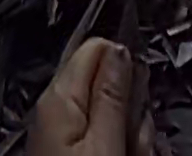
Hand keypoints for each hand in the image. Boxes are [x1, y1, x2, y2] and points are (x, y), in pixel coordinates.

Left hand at [28, 38, 144, 155]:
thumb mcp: (105, 145)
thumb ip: (112, 93)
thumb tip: (119, 46)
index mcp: (59, 95)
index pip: (97, 46)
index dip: (124, 66)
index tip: (137, 98)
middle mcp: (54, 107)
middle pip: (104, 80)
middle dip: (128, 105)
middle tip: (134, 139)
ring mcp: (58, 133)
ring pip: (107, 111)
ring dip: (127, 131)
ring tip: (130, 154)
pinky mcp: (64, 153)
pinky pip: (99, 137)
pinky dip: (116, 146)